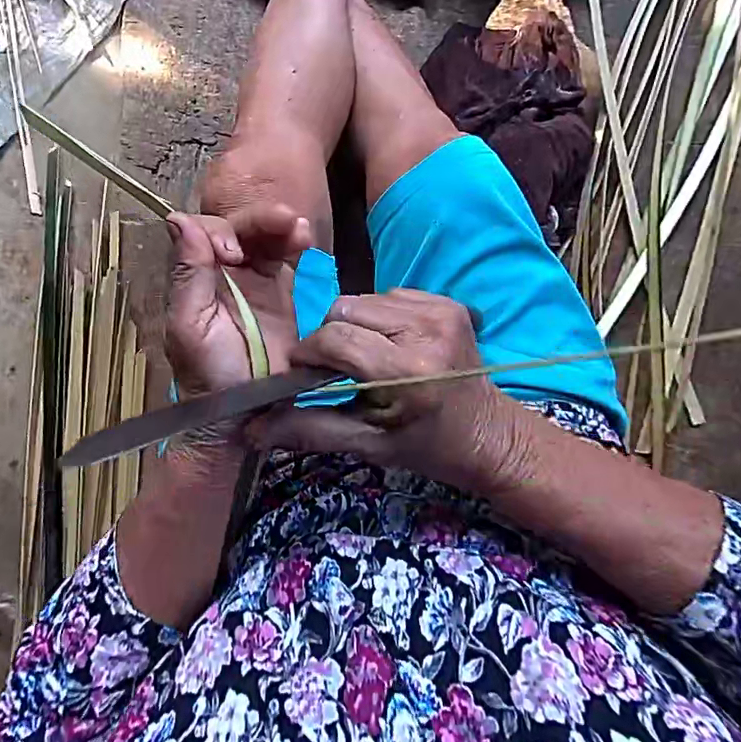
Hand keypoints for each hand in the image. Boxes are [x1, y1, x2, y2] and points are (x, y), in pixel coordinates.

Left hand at [162, 205, 308, 399]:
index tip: (234, 255)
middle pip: (243, 227)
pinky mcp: (287, 291)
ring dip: (282, 225)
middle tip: (283, 220)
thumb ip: (188, 274)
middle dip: (261, 219)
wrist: (248, 412)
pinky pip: (292, 257)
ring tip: (299, 228)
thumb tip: (178, 219)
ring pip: (268, 237)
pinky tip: (307, 238)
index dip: (222, 233)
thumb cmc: (210, 374)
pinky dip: (299, 242)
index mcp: (198, 276)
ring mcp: (258, 279)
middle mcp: (226, 271)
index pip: (207, 232)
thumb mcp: (190, 326)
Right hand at [244, 290, 536, 496]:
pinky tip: (391, 344)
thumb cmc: (428, 446)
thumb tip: (251, 427)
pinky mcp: (449, 301)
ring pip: (366, 299)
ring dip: (355, 325)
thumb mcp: (369, 445)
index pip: (334, 338)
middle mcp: (426, 329)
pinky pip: (392, 296)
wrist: (489, 432)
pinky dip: (380, 317)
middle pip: (346, 310)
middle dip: (330, 337)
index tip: (303, 373)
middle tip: (337, 369)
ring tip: (368, 358)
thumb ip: (311, 429)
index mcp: (407, 369)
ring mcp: (442, 310)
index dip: (308, 353)